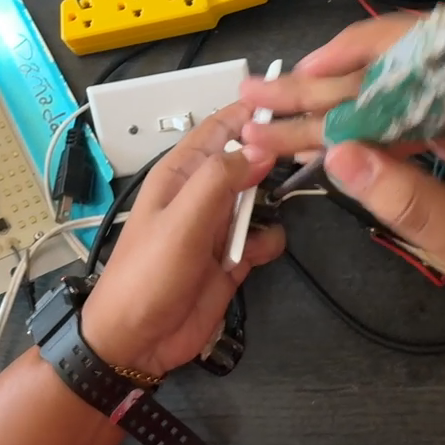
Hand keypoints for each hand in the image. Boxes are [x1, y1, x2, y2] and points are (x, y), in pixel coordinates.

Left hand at [79, 103, 285, 376]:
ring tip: (282, 205)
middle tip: (307, 155)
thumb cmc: (149, 273)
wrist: (137, 341)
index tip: (293, 103)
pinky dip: (268, 241)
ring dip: (273, 201)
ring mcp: (217, 224)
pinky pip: (262, 237)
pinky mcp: (231, 257)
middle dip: (273, 156)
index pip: (220, 128)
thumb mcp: (181, 221)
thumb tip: (260, 147)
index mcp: (181, 173)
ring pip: (259, 197)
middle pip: (246, 159)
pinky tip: (261, 252)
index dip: (251, 112)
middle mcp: (202, 192)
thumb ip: (220, 180)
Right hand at [240, 18, 444, 327]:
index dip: (319, 106)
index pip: (388, 94)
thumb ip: (415, 206)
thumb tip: (341, 156)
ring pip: (409, 54)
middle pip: (392, 57)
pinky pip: (432, 72)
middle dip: (316, 76)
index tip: (264, 122)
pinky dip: (380, 82)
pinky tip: (348, 98)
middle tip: (256, 92)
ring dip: (344, 69)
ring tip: (288, 86)